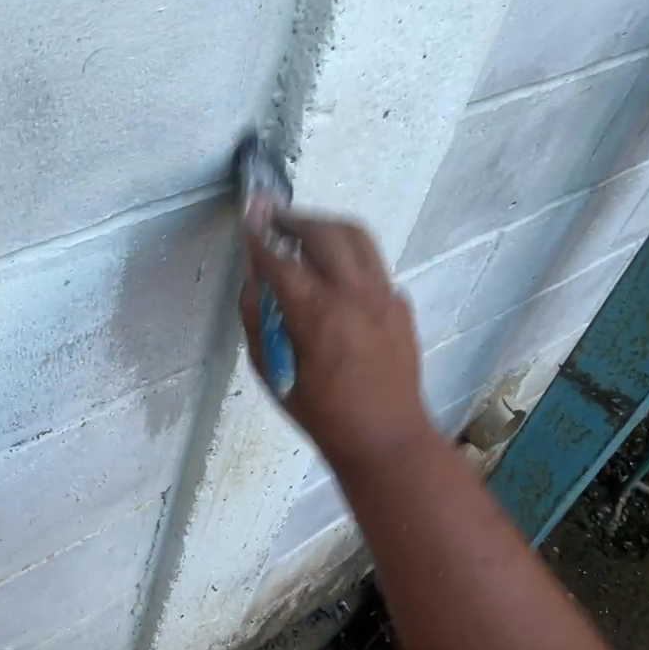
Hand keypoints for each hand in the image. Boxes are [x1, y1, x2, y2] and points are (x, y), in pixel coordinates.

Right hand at [239, 215, 430, 469]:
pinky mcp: (400, 304)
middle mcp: (354, 296)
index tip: (248, 212)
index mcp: (316, 315)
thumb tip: (253, 281)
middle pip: (323, 233)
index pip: (279, 259)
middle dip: (294, 219)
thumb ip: (255, 319)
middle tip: (273, 218)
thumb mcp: (270, 371)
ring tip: (304, 232)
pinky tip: (333, 276)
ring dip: (325, 227)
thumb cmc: (320, 412)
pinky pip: (372, 266)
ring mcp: (384, 296)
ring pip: (356, 237)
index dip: (259, 233)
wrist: (386, 437)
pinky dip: (348, 259)